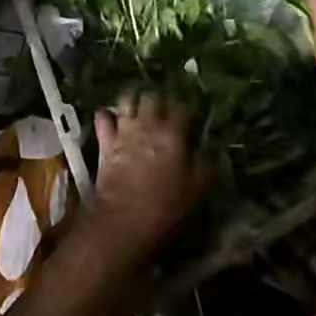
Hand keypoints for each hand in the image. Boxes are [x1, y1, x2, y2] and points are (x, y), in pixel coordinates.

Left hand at [89, 92, 205, 257]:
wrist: (125, 220)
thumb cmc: (166, 208)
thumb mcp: (196, 191)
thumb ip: (205, 166)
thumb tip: (213, 152)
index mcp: (173, 135)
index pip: (182, 108)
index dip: (187, 109)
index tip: (190, 117)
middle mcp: (147, 124)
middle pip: (152, 96)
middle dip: (158, 98)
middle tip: (164, 108)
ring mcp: (124, 130)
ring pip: (126, 98)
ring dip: (132, 100)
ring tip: (138, 107)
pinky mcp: (105, 140)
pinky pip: (102, 117)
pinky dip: (106, 115)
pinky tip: (111, 120)